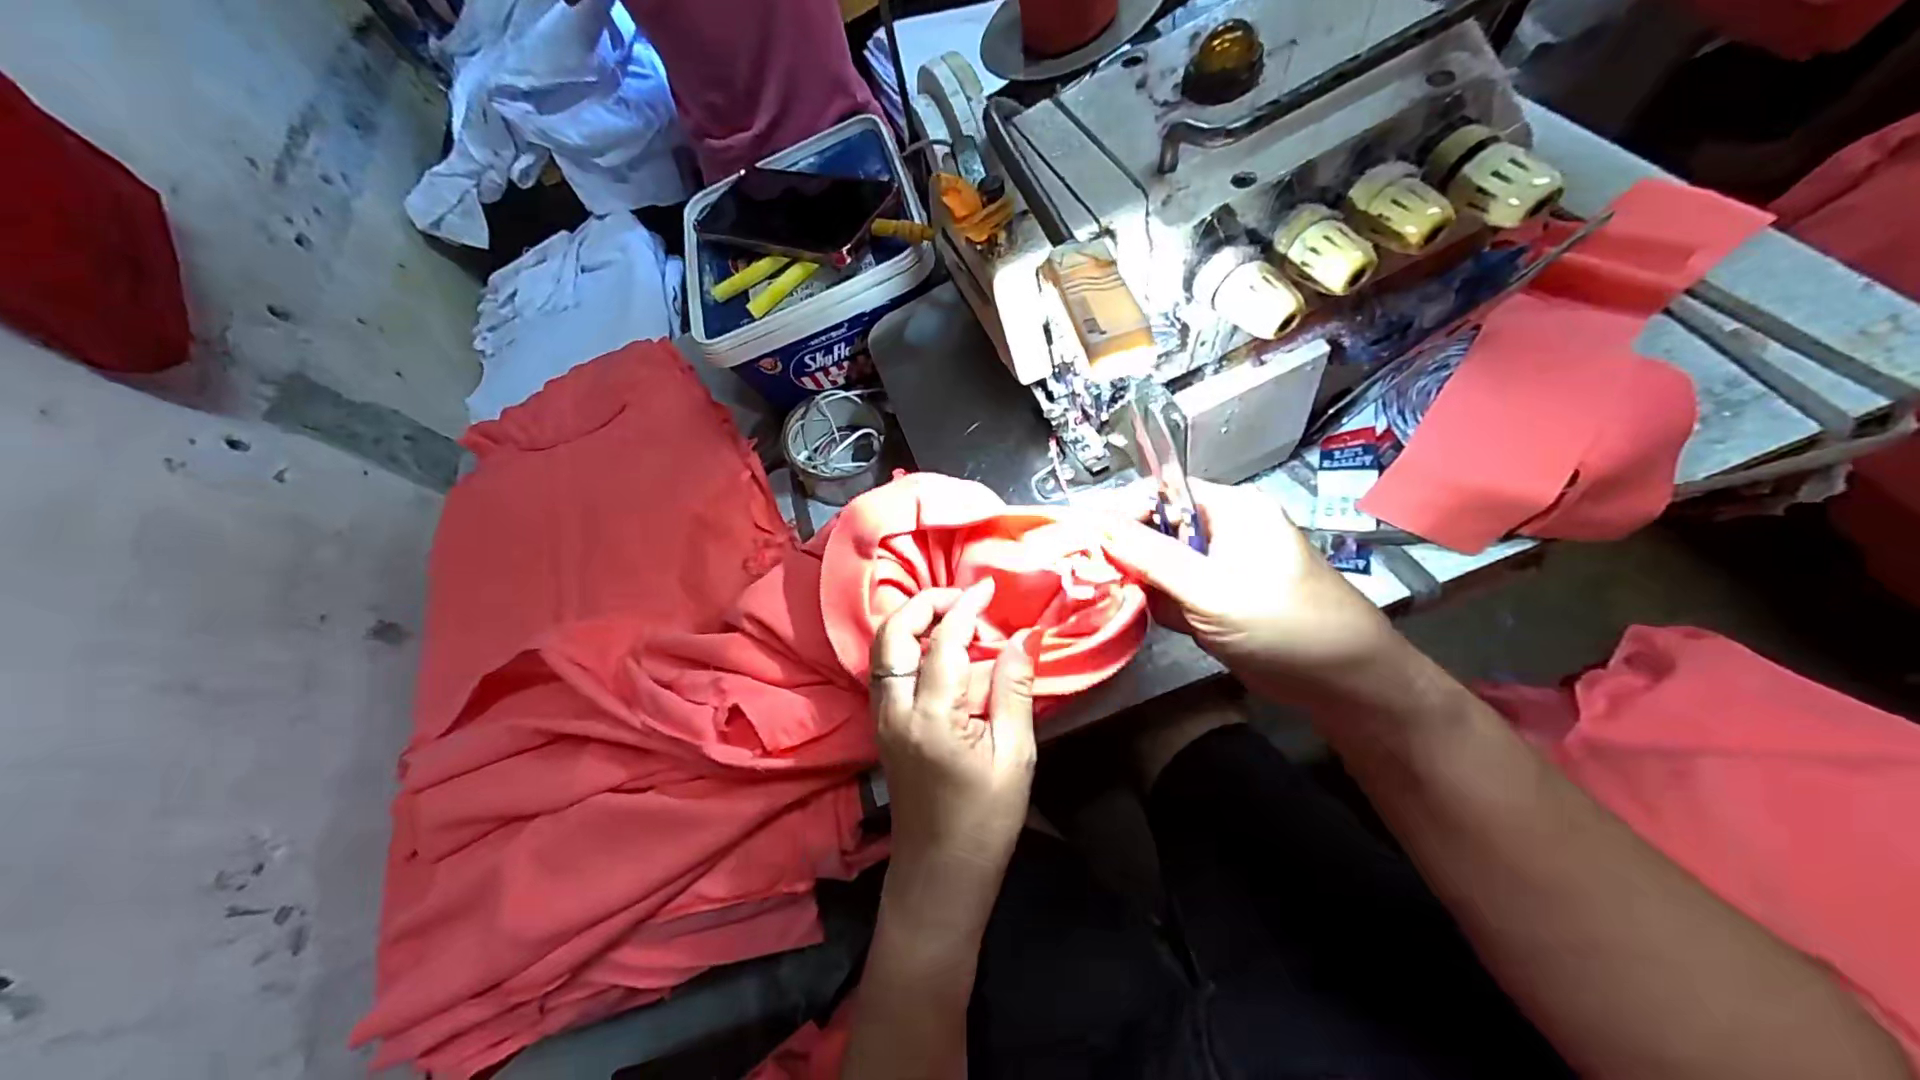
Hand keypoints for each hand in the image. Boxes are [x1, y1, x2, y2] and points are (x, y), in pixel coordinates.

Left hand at [870, 579, 1037, 878]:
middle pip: (893, 634)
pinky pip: (887, 671)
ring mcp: (882, 719)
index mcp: (931, 717)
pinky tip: (940, 651)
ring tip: (954, 618)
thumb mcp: (1014, 755)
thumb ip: (1013, 688)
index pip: (943, 641)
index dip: (966, 607)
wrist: (940, 872)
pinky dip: (907, 647)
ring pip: (883, 651)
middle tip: (963, 598)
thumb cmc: (986, 820)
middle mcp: (894, 710)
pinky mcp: (882, 727)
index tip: (988, 588)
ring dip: (913, 623)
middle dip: (924, 604)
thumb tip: (1023, 636)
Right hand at [1100, 479, 1406, 709]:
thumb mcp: (1212, 589)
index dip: (1119, 512)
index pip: (1159, 493)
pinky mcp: (1214, 600)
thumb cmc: (1287, 626)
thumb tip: (1093, 525)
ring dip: (1143, 584)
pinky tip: (1159, 621)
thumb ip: (1150, 557)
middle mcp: (1221, 530)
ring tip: (1128, 602)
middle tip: (1096, 578)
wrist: (1344, 685)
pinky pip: (1171, 593)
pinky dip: (1160, 607)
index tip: (1081, 539)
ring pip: (1158, 564)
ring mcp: (1218, 567)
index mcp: (1230, 508)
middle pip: (1154, 529)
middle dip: (1128, 553)